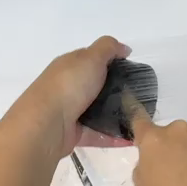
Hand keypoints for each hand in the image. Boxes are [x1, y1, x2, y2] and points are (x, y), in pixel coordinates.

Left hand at [2, 36, 130, 160]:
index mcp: (70, 65)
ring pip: (97, 111)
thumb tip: (124, 49)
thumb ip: (109, 48)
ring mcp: (70, 110)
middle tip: (140, 94)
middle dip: (117, 89)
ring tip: (139, 117)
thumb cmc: (69, 85)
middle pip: (96, 86)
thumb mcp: (91, 57)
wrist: (46, 123)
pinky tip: (132, 137)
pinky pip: (98, 133)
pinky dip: (113, 136)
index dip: (112, 61)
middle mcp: (68, 86)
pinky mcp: (74, 133)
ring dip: (116, 114)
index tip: (133, 69)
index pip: (92, 59)